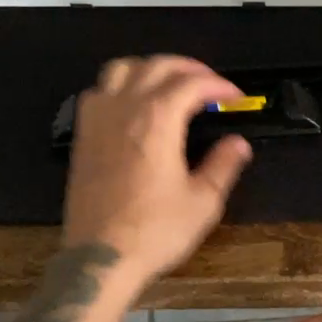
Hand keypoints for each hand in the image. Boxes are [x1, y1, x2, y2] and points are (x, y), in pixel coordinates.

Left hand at [62, 56, 254, 283]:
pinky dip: (119, 84)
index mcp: (158, 116)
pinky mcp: (83, 131)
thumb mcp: (202, 203)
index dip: (219, 85)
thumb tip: (239, 142)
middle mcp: (127, 104)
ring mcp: (100, 115)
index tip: (236, 97)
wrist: (99, 256)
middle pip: (159, 65)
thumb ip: (222, 165)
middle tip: (210, 85)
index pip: (193, 83)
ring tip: (169, 83)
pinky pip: (99, 89)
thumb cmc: (154, 230)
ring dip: (151, 67)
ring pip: (124, 67)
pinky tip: (131, 103)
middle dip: (189, 68)